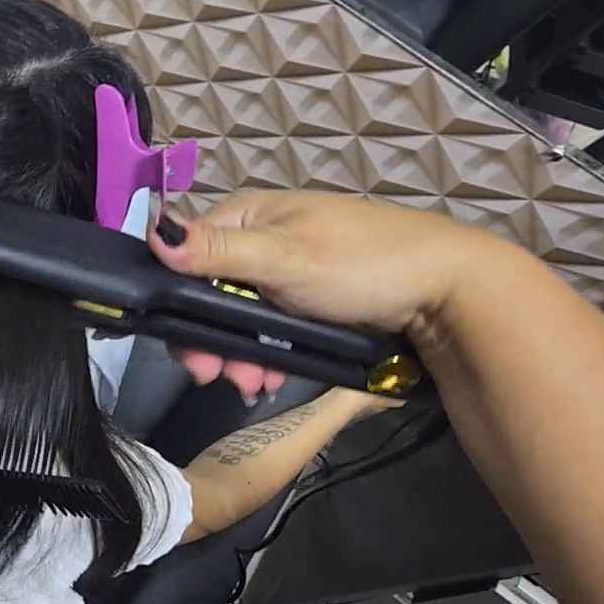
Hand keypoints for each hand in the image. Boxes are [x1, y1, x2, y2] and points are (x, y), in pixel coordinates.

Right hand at [150, 194, 513, 381]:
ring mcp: (279, 273)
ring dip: (236, 356)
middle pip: (205, 294)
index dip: (176, 303)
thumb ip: (217, 251)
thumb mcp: (284, 257)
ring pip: (233, 318)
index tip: (187, 348)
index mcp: (246, 217)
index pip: (183, 256)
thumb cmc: (362, 264)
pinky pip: (262, 330)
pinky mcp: (300, 302)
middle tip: (221, 378)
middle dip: (210, 341)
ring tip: (256, 385)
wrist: (450, 294)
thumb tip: (153, 233)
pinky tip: (273, 377)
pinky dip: (261, 356)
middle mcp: (255, 242)